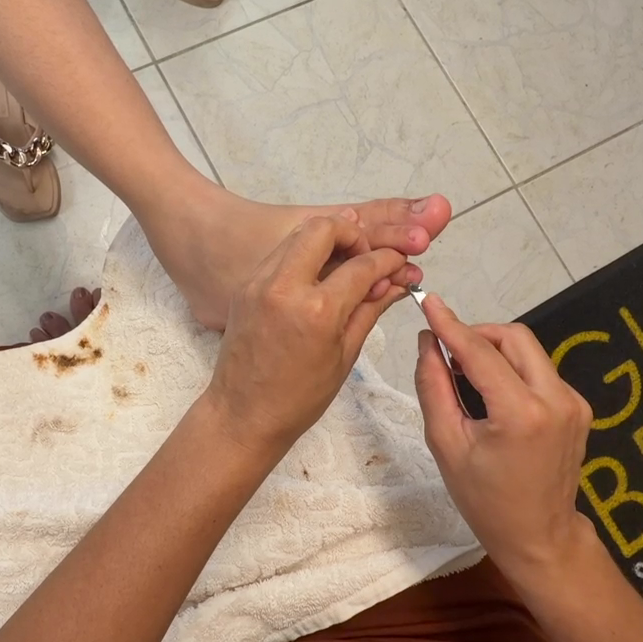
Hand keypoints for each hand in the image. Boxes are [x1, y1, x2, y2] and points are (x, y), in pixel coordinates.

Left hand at [205, 213, 416, 455]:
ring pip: (299, 234)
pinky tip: (317, 275)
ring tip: (344, 264)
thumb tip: (397, 282)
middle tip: (365, 257)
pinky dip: (303, 253)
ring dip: (326, 239)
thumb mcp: (345, 354)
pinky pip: (280, 253)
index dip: (388, 260)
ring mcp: (259, 282)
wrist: (243, 414)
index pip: (362, 265)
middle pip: (325, 227)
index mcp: (317, 310)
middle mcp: (285, 286)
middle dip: (353, 234)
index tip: (399, 262)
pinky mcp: (246, 285)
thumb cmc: (300, 397)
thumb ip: (370, 309)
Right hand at [414, 296, 596, 575]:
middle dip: (476, 334)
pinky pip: (538, 370)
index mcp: (521, 413)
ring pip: (528, 350)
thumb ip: (434, 386)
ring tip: (464, 373)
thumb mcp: (446, 444)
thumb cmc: (484, 498)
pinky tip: (490, 392)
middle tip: (446, 351)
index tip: (428, 302)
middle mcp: (556, 400)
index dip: (450, 325)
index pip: (480, 352)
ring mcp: (574, 402)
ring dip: (493, 350)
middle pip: (514, 337)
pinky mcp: (578, 407)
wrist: (539, 536)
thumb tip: (427, 343)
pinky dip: (510, 369)